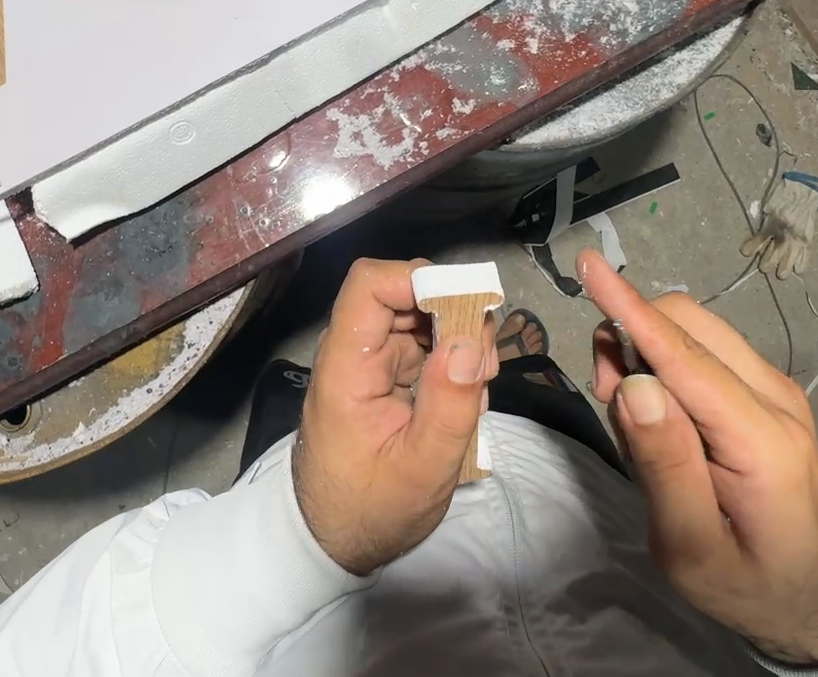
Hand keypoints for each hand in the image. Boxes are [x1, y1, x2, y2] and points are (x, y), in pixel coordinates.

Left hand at [293, 259, 497, 575]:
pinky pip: (421, 343)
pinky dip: (449, 357)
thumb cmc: (370, 509)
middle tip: (485, 360)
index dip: (416, 279)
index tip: (466, 308)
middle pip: (401, 294)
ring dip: (455, 336)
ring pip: (417, 315)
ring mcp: (369, 359)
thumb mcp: (421, 471)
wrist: (332, 537)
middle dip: (451, 311)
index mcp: (347, 364)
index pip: (369, 285)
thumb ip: (448, 406)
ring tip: (480, 381)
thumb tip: (471, 342)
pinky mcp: (384, 373)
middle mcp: (354, 350)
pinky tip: (465, 393)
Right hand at [582, 250, 817, 664]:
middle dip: (630, 339)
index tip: (587, 264)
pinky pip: (701, 348)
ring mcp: (775, 389)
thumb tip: (634, 381)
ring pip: (692, 328)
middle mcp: (775, 397)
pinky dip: (663, 363)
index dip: (629, 308)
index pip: (682, 355)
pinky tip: (661, 417)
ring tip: (633, 420)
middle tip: (607, 400)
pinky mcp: (766, 391)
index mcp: (761, 439)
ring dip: (644, 351)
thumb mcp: (691, 547)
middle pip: (687, 322)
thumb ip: (664, 464)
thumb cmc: (748, 584)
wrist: (817, 606)